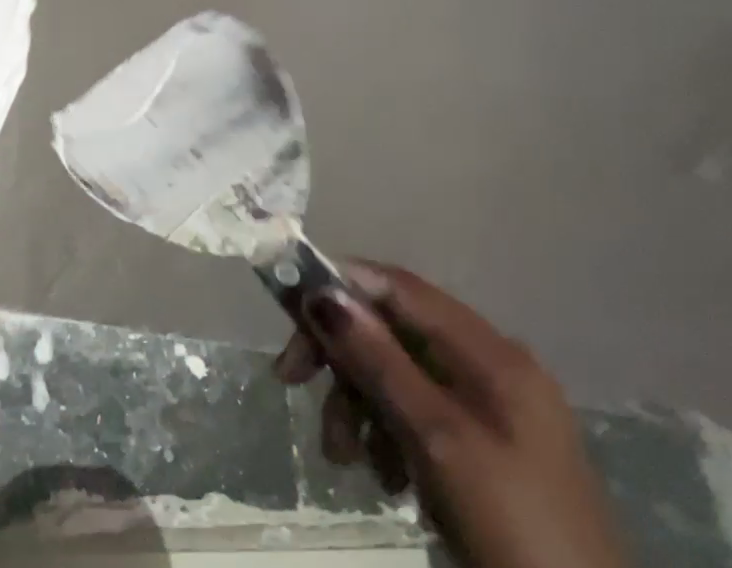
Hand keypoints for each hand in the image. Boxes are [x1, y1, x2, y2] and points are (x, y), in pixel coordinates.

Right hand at [275, 261, 631, 567]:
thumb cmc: (508, 511)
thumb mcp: (435, 434)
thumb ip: (379, 360)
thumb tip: (322, 293)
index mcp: (490, 356)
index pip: (400, 288)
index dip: (340, 283)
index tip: (286, 307)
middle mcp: (486, 368)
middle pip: (387, 333)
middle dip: (338, 359)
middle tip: (289, 378)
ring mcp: (482, 407)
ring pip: (389, 377)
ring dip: (354, 407)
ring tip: (346, 456)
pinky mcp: (473, 441)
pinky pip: (406, 413)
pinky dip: (380, 434)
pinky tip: (380, 472)